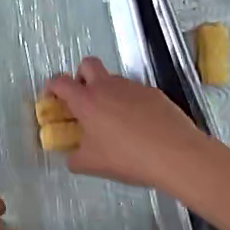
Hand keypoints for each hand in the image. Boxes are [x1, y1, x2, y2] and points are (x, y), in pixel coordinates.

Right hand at [46, 58, 227, 193]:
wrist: (177, 154)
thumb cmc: (129, 158)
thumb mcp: (93, 165)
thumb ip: (75, 158)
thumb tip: (72, 157)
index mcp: (86, 101)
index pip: (60, 82)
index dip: (52, 86)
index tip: (52, 96)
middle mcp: (107, 87)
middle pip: (87, 64)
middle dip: (81, 76)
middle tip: (84, 99)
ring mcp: (132, 87)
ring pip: (113, 79)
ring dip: (108, 91)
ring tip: (115, 119)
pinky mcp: (154, 93)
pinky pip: (135, 91)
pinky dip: (131, 102)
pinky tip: (139, 125)